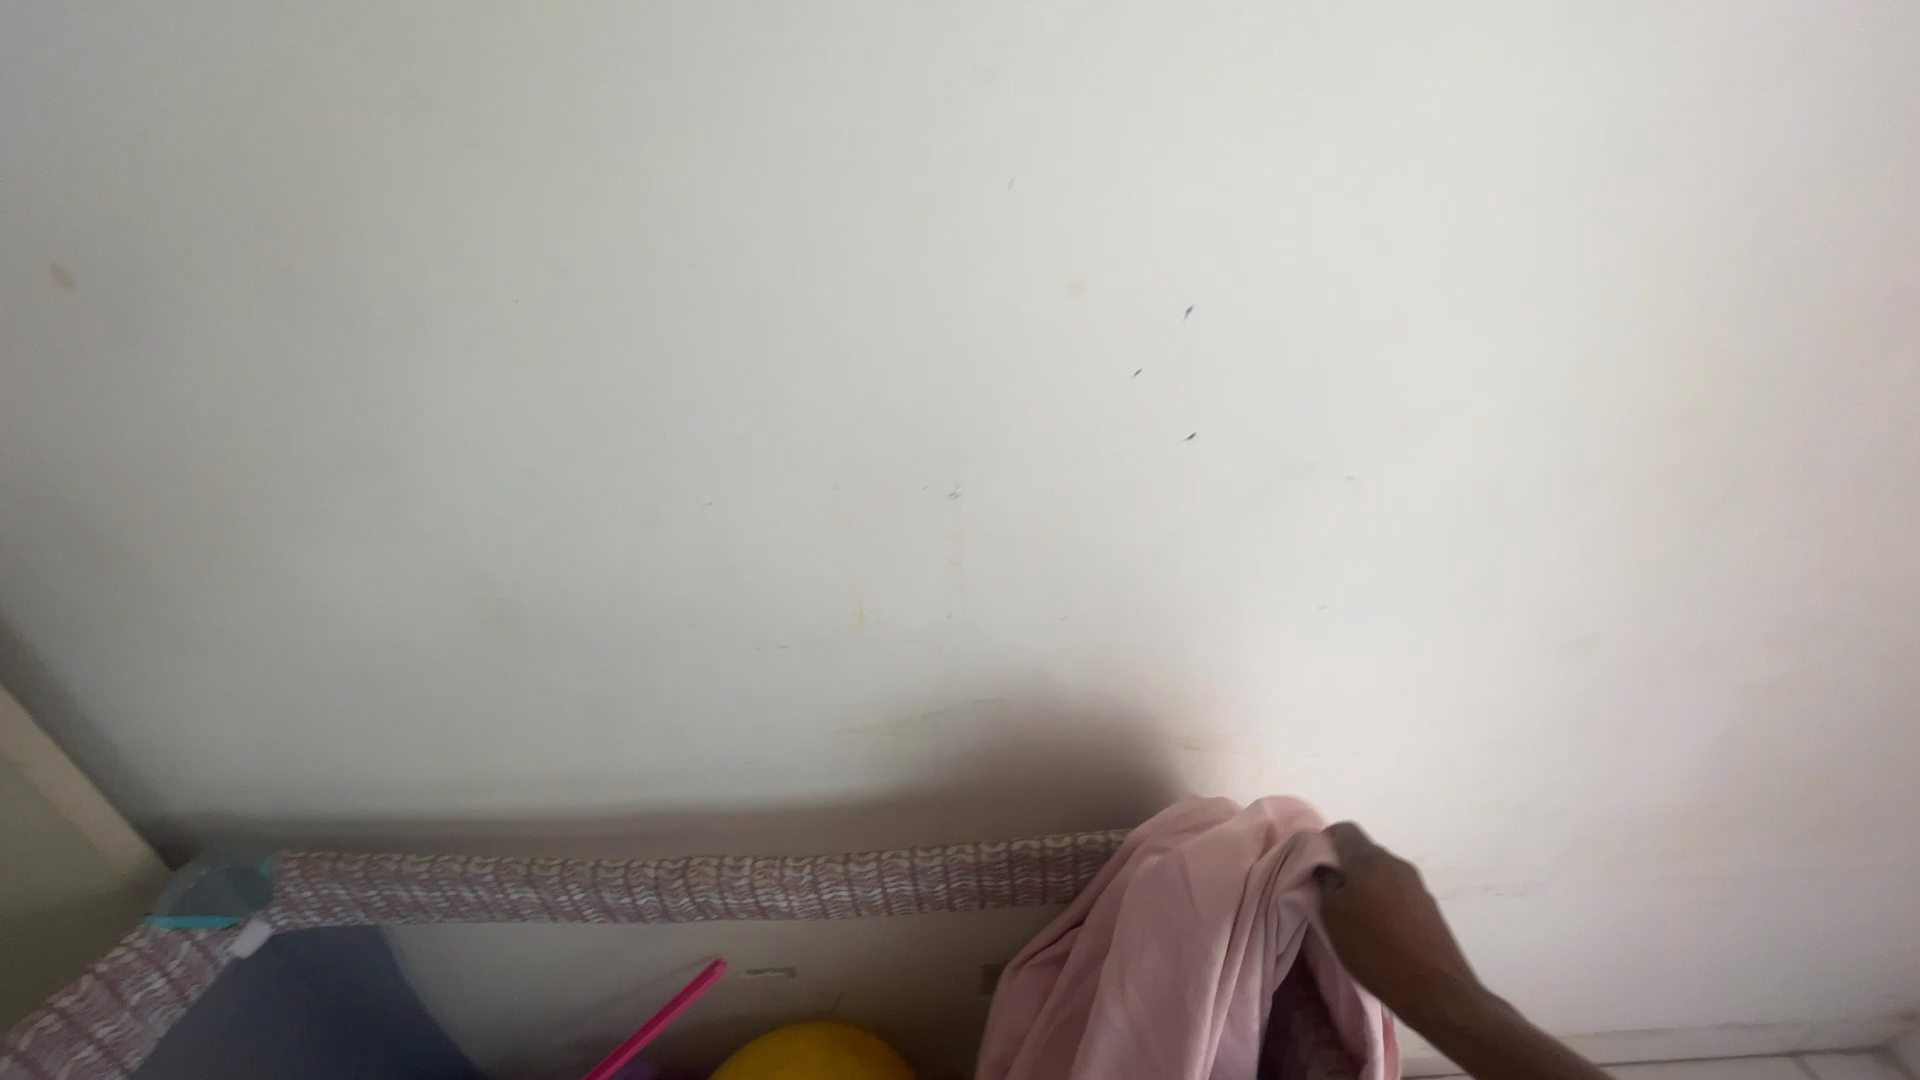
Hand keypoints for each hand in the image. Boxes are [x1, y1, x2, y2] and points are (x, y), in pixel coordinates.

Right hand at [1317, 822, 1483, 1022]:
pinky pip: (1398, 893)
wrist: (1438, 993)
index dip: (1324, 842)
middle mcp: (1396, 863)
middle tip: (1331, 895)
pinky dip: (1385, 903)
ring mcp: (1418, 886)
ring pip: (1381, 874)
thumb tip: (1327, 868)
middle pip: (1363, 851)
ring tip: (1356, 918)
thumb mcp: (1332, 915)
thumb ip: (1325, 882)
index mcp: (1369, 859)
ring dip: (1366, 887)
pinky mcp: (1431, 909)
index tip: (1315, 868)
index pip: (1343, 829)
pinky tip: (1381, 932)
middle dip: (1344, 867)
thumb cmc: (1374, 949)